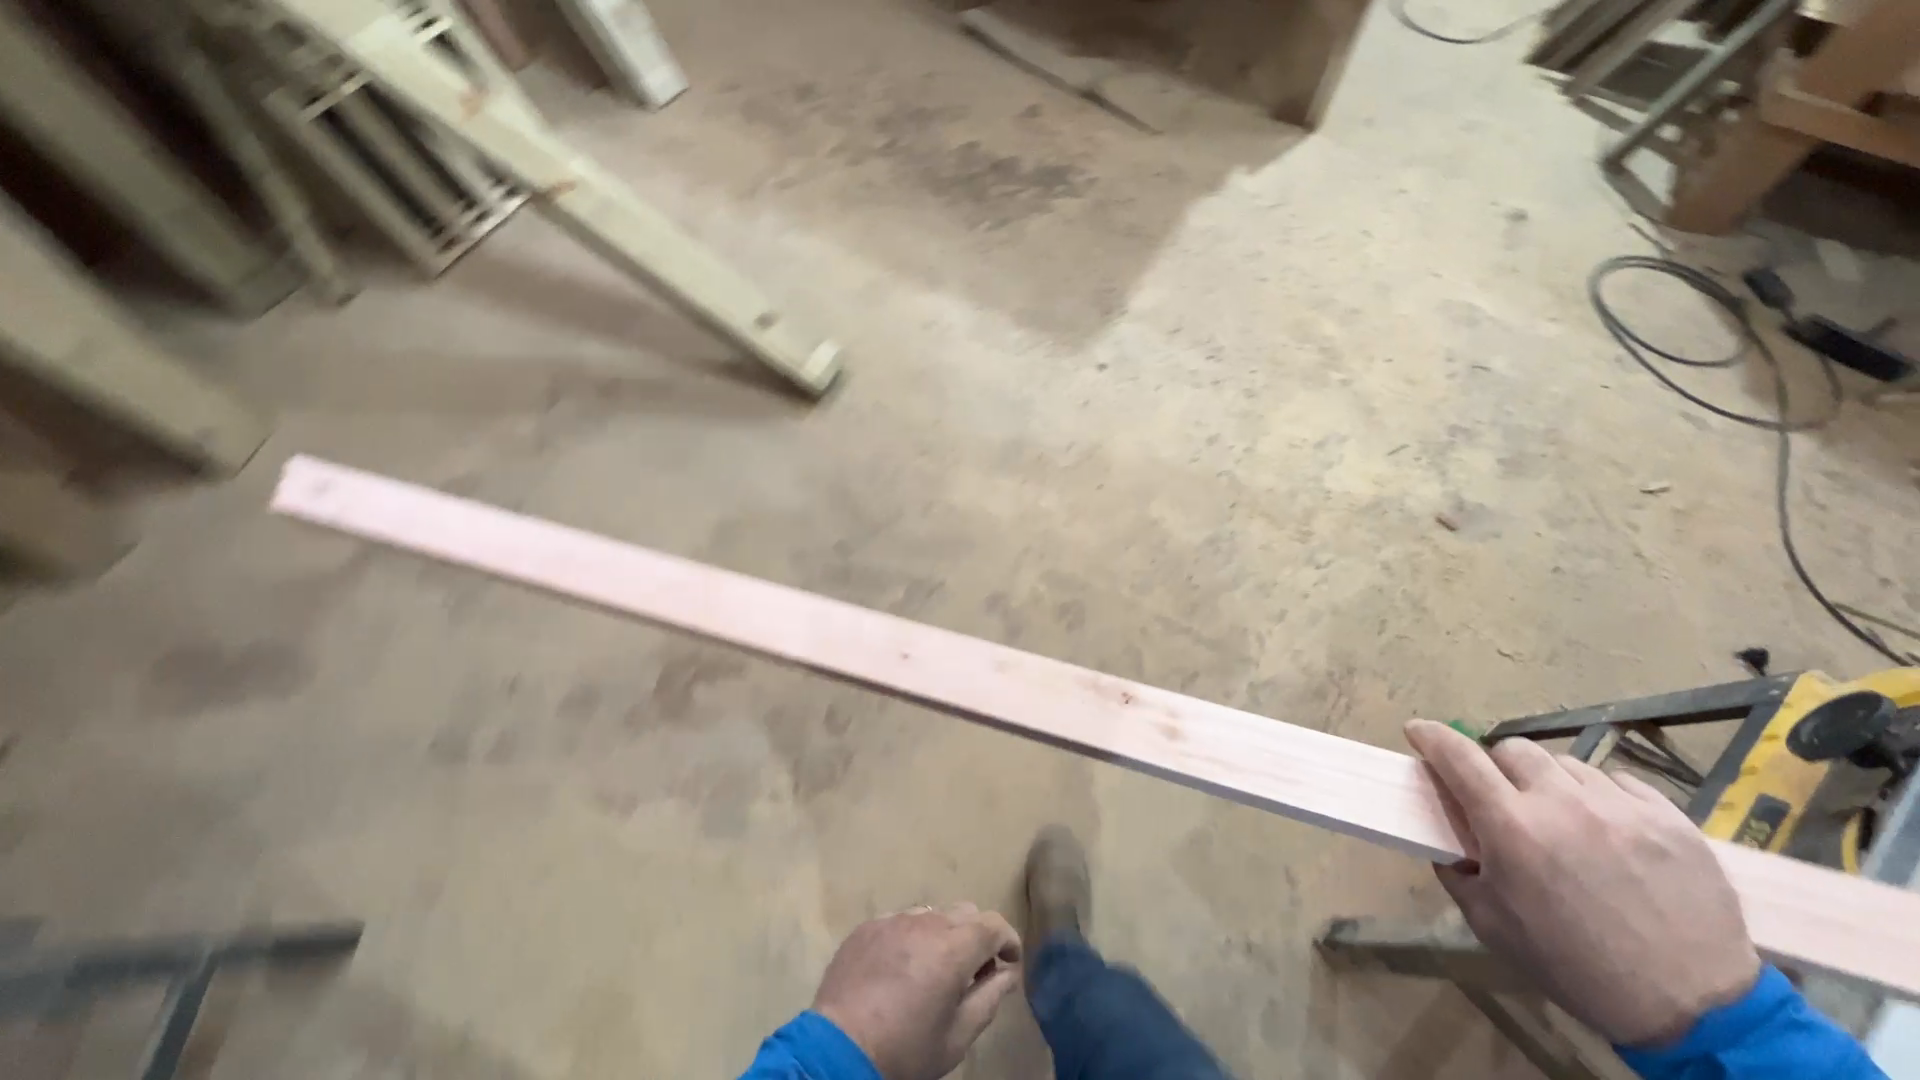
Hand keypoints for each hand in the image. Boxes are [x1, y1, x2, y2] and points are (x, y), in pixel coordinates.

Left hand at [812, 902, 1023, 1079]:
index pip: (994, 924)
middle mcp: (925, 923)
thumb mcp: (958, 1035)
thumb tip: (1006, 972)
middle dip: (978, 936)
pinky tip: (901, 967)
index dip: (1008, 940)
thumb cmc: (906, 1049)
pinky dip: (911, 937)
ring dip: (943, 934)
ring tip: (934, 968)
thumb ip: (990, 997)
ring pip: (932, 913)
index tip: (1009, 962)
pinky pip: (900, 921)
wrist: (839, 1049)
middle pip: (965, 913)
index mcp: (953, 948)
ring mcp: (893, 921)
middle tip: (973, 970)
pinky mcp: (867, 927)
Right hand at [1404, 719, 1761, 1046]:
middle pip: (1513, 749)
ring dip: (1550, 783)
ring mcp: (1620, 805)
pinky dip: (1600, 797)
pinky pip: (1619, 783)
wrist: (1693, 1005)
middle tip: (1502, 798)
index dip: (1431, 737)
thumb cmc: (1576, 967)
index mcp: (1511, 827)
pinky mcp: (1669, 817)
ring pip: (1566, 764)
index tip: (1417, 730)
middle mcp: (1561, 802)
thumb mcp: (1492, 926)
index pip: (1458, 757)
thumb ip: (1459, 873)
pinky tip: (1607, 830)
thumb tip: (1449, 841)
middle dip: (1496, 766)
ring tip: (1562, 819)